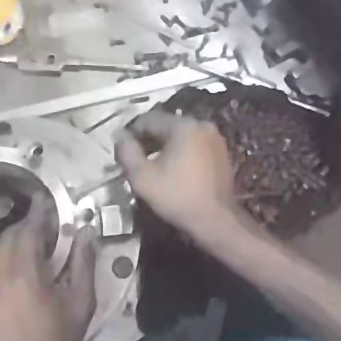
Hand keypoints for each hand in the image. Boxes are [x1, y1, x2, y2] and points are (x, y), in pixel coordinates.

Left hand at [0, 202, 96, 340]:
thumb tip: (85, 231)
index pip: (29, 230)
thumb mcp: (82, 301)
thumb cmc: (58, 339)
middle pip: (6, 239)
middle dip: (22, 232)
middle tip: (35, 236)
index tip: (43, 203)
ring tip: (10, 257)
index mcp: (26, 273)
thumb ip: (84, 263)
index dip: (37, 214)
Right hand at [114, 112, 241, 237]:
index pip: (148, 120)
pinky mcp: (221, 151)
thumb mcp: (142, 176)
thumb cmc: (177, 196)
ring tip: (153, 168)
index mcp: (183, 125)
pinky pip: (193, 145)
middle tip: (136, 163)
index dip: (131, 135)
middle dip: (148, 142)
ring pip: (179, 136)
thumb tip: (119, 135)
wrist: (216, 220)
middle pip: (165, 126)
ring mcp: (214, 137)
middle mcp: (201, 124)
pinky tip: (173, 171)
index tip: (123, 154)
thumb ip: (126, 152)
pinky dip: (180, 153)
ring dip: (163, 148)